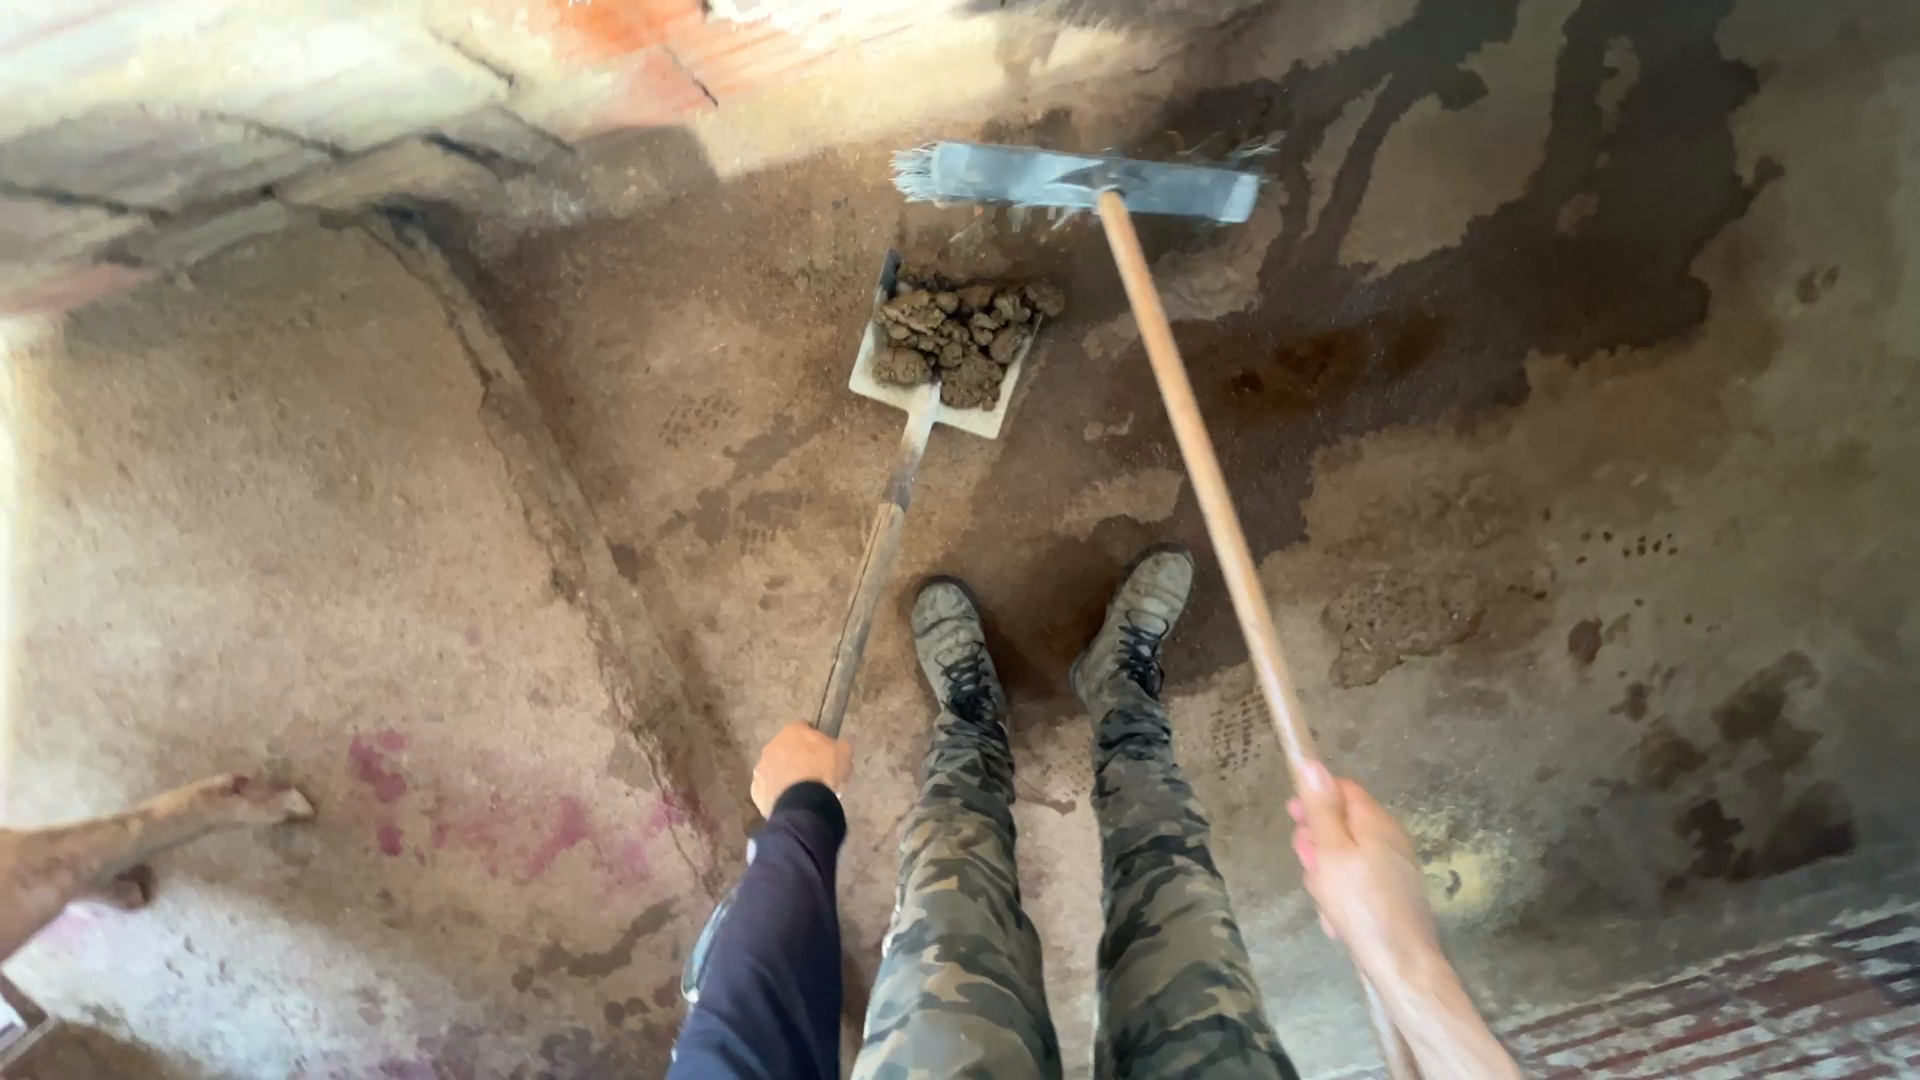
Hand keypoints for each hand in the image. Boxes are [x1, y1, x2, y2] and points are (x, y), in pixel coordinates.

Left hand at [749, 722, 852, 817]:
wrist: (803, 804)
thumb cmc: (823, 772)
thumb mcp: (844, 753)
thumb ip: (840, 744)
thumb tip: (839, 743)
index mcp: (792, 731)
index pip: (803, 727)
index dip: (813, 737)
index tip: (822, 749)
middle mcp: (772, 745)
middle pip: (785, 747)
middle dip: (796, 755)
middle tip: (811, 770)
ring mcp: (761, 768)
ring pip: (774, 767)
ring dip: (784, 773)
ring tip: (801, 789)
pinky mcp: (756, 790)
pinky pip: (768, 787)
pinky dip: (777, 792)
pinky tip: (790, 800)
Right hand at [1288, 762, 1441, 980]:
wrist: (1401, 967)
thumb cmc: (1360, 903)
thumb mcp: (1331, 850)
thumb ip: (1321, 808)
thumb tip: (1313, 763)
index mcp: (1376, 823)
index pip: (1343, 788)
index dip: (1314, 796)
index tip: (1293, 815)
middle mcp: (1388, 841)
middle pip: (1340, 824)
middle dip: (1316, 841)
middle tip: (1308, 862)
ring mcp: (1391, 871)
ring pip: (1342, 858)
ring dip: (1324, 873)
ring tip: (1323, 897)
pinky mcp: (1389, 898)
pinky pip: (1354, 885)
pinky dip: (1340, 896)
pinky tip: (1336, 918)